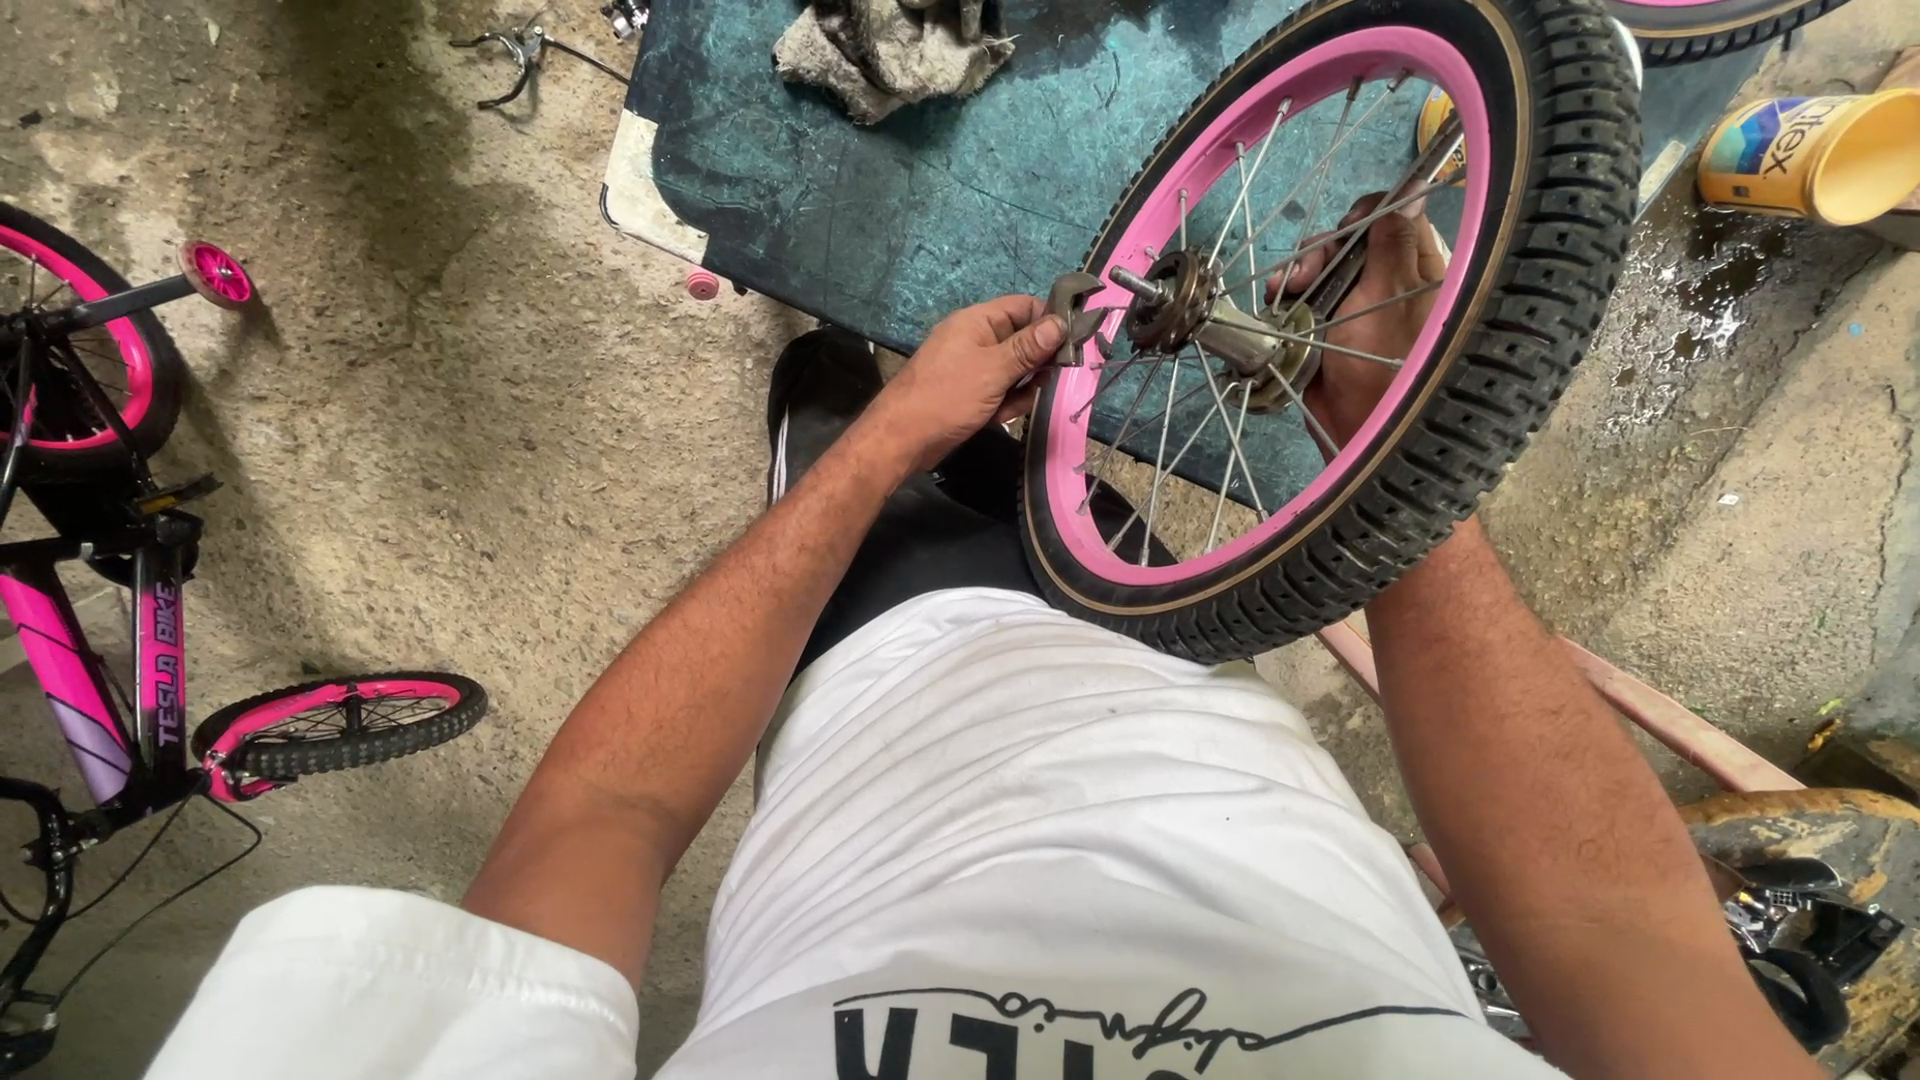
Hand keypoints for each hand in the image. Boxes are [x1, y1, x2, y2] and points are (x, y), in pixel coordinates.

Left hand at [859, 295, 1065, 471]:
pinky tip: (999, 417)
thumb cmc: (947, 397)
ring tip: (1015, 403)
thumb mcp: (993, 370)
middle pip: (1023, 341)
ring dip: (1022, 388)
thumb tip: (1060, 323)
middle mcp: (976, 340)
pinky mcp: (970, 394)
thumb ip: (1028, 348)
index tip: (1074, 341)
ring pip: (1014, 371)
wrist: (903, 439)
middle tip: (1048, 380)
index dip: (1050, 320)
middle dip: (1038, 362)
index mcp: (978, 322)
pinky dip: (1005, 404)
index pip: (1024, 307)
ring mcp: (972, 369)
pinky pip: (1000, 392)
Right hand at [1269, 193, 1448, 449]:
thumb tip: (1414, 187)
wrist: (1357, 425)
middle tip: (1304, 274)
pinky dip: (1285, 297)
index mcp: (1415, 267)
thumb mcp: (1393, 292)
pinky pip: (1300, 298)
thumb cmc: (1386, 358)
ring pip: (1319, 270)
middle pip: (1346, 244)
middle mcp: (1383, 281)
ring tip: (1283, 290)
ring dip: (1297, 274)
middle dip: (1320, 252)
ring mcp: (1350, 306)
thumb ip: (1394, 240)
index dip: (1362, 217)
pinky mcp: (1320, 328)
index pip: (1391, 219)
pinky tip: (1275, 300)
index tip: (1344, 230)